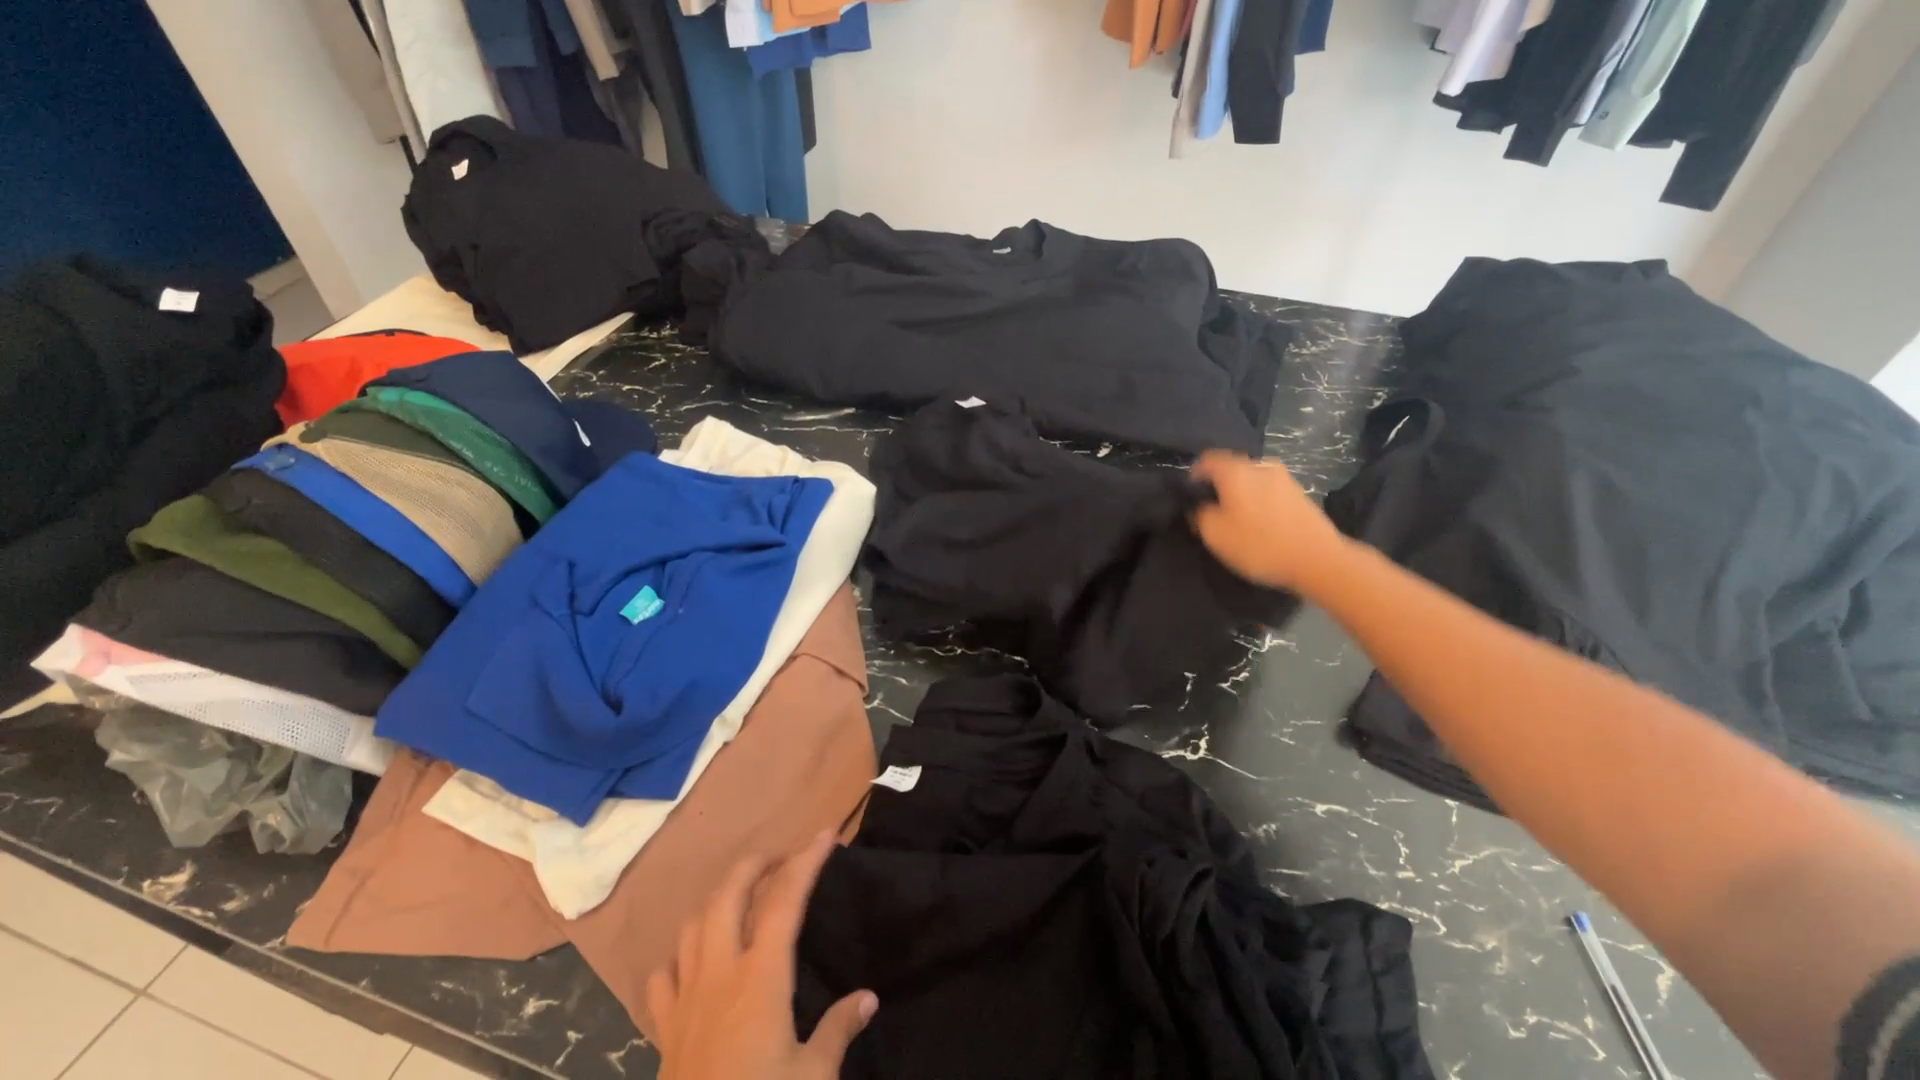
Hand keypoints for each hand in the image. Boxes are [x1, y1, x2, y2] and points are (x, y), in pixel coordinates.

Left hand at [648, 831, 876, 1079]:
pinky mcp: (665, 1027)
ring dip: (717, 902)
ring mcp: (686, 998)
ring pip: (693, 927)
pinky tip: (692, 963)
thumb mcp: (814, 1076)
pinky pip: (662, 976)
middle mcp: (720, 974)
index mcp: (762, 978)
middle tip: (779, 858)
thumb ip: (838, 1030)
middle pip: (728, 897)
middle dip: (753, 866)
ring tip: (739, 900)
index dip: (806, 863)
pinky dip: (679, 957)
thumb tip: (868, 997)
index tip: (826, 836)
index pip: (785, 902)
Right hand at [1190, 451, 1351, 591]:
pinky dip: (1258, 501)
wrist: (1318, 558)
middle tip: (1211, 511)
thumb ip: (1199, 514)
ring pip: (1251, 479)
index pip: (1206, 460)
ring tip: (1237, 519)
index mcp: (1235, 470)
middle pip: (1230, 468)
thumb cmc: (1260, 544)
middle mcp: (1259, 465)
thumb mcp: (1215, 535)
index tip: (1190, 498)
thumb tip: (1198, 504)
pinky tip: (1259, 523)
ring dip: (1240, 494)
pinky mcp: (1299, 492)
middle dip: (1218, 486)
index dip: (1193, 477)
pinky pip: (1268, 490)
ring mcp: (1283, 477)